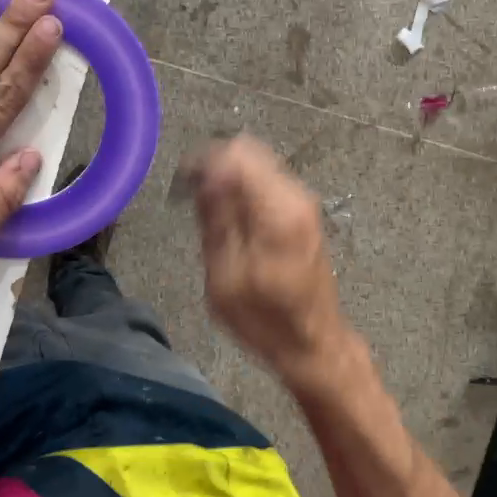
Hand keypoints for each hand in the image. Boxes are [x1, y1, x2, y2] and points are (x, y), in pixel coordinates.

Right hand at [192, 135, 351, 391]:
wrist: (314, 344)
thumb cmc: (265, 320)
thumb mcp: (225, 277)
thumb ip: (216, 218)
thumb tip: (204, 173)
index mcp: (277, 210)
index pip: (236, 154)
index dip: (203, 162)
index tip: (183, 189)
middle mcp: (296, 196)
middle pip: (247, 152)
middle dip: (215, 168)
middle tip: (193, 202)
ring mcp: (303, 203)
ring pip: (256, 164)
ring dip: (228, 180)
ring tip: (208, 215)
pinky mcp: (303, 213)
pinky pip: (265, 182)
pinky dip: (242, 191)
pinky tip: (230, 223)